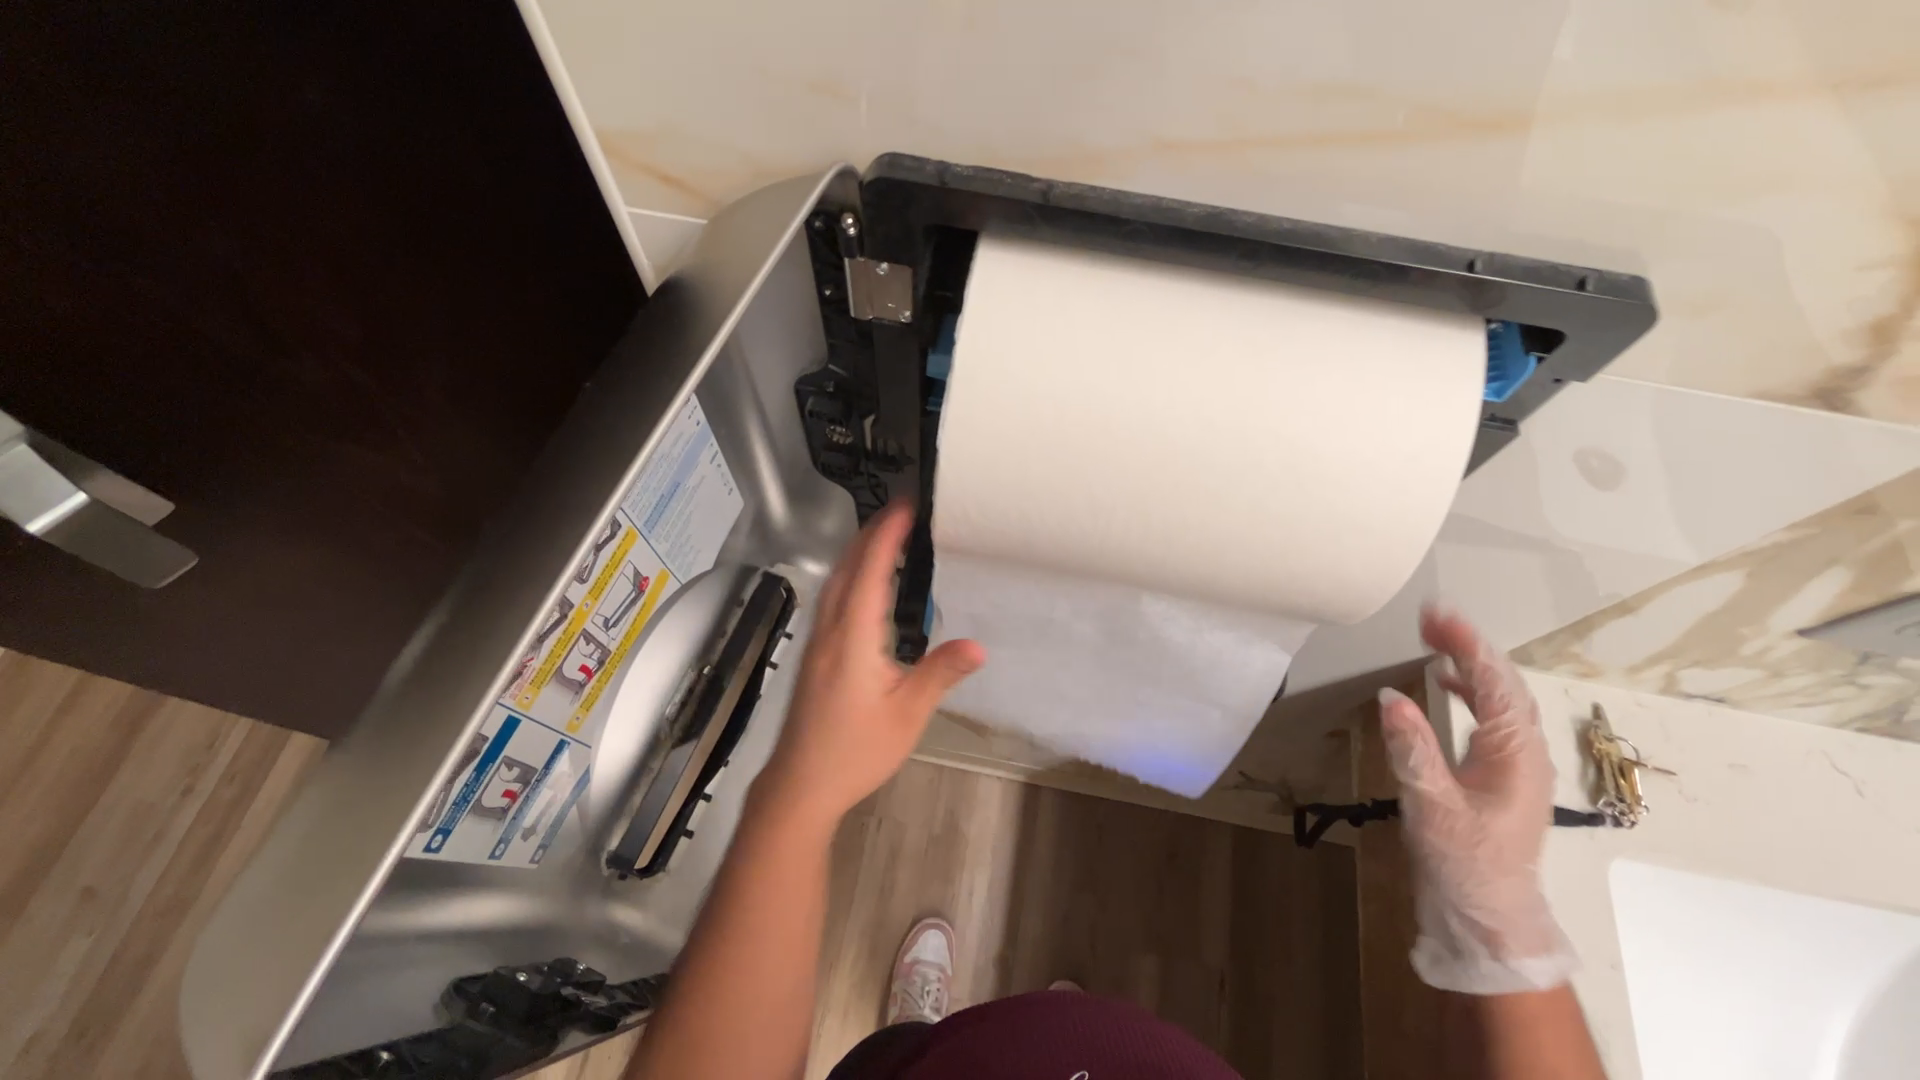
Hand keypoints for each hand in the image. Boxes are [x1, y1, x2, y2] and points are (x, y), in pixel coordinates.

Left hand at [757, 503, 985, 823]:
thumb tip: (978, 646)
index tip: (905, 506)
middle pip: (846, 569)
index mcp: (853, 638)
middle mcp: (829, 631)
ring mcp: (816, 643)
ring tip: (884, 538)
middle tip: (901, 512)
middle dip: (871, 535)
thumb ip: (939, 675)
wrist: (800, 784)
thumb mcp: (906, 715)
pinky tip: (861, 586)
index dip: (887, 535)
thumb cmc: (856, 751)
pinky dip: (849, 577)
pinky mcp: (813, 656)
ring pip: (835, 584)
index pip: (870, 572)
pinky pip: (831, 600)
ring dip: (857, 554)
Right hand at [1377, 606, 1574, 994]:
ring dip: (1468, 665)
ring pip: (1498, 698)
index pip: (1494, 682)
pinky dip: (1468, 691)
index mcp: (1515, 753)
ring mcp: (1514, 762)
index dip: (1466, 643)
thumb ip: (1413, 748)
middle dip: (1468, 646)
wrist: (1487, 913)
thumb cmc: (1465, 861)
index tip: (1437, 613)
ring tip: (1434, 640)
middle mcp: (1523, 751)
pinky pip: (1489, 718)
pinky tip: (1445, 684)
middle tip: (1429, 618)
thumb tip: (1391, 696)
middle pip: (1501, 684)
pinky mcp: (1499, 774)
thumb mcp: (1432, 805)